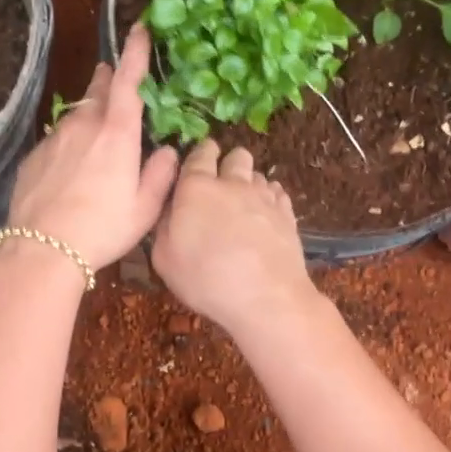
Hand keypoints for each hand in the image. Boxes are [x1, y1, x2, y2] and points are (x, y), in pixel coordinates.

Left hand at [4, 24, 177, 269]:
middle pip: (97, 92)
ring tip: (96, 131)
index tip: (139, 29)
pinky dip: (68, 144)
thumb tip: (170, 151)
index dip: (135, 52)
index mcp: (116, 133)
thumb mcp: (145, 209)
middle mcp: (83, 126)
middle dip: (108, 80)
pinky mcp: (33, 158)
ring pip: (75, 117)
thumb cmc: (103, 229)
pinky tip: (71, 168)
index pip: (128, 80)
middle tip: (114, 76)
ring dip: (88, 115)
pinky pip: (56, 141)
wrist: (42, 250)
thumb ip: (161, 175)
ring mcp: (54, 140)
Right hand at [151, 140, 319, 337]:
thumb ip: (163, 226)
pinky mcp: (287, 214)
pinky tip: (262, 219)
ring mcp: (264, 197)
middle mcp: (233, 183)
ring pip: (257, 174)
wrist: (266, 298)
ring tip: (241, 207)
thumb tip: (169, 210)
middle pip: (235, 156)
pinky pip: (277, 194)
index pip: (199, 154)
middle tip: (218, 188)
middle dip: (227, 163)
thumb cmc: (206, 279)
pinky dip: (268, 200)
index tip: (196, 165)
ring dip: (248, 183)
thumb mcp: (164, 259)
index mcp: (197, 188)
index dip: (199, 156)